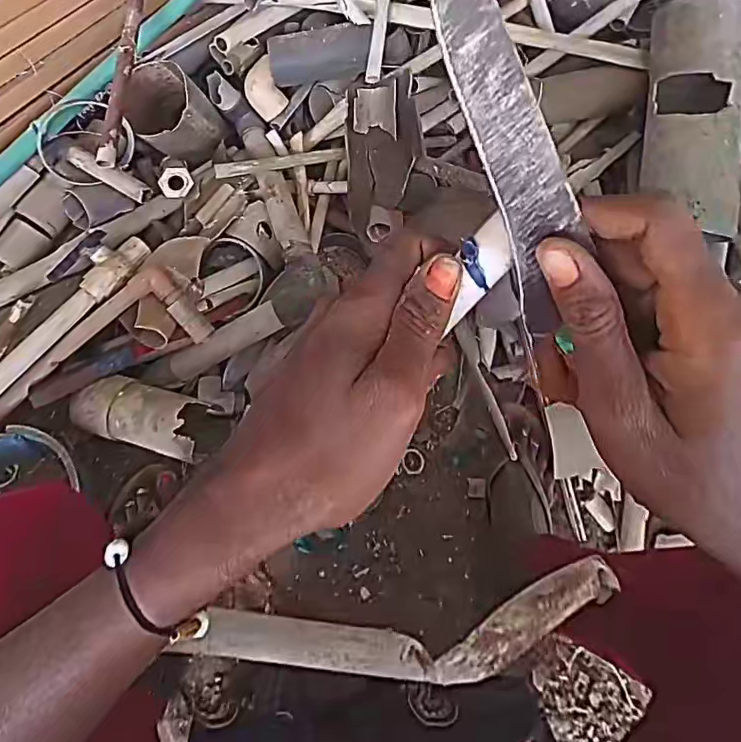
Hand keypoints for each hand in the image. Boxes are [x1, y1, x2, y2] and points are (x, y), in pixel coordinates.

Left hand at [226, 232, 459, 539]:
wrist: (260, 495)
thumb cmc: (325, 456)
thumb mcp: (393, 391)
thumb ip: (420, 325)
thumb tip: (444, 269)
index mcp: (357, 309)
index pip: (409, 246)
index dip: (451, 256)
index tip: (480, 284)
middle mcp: (335, 313)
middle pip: (401, 281)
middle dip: (438, 308)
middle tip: (445, 360)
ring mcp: (324, 337)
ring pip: (388, 318)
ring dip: (416, 343)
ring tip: (418, 391)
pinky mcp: (320, 364)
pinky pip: (368, 346)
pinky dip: (391, 364)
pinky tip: (392, 402)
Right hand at [533, 195, 740, 564]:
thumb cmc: (692, 480)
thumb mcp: (620, 407)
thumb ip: (589, 324)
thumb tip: (558, 255)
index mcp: (709, 321)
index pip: (658, 222)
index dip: (597, 216)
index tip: (547, 243)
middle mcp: (718, 305)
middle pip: (633, 249)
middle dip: (577, 280)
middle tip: (547, 331)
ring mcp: (709, 314)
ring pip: (625, 275)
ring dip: (583, 311)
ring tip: (569, 366)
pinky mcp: (696, 326)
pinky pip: (635, 301)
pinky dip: (600, 327)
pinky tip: (590, 370)